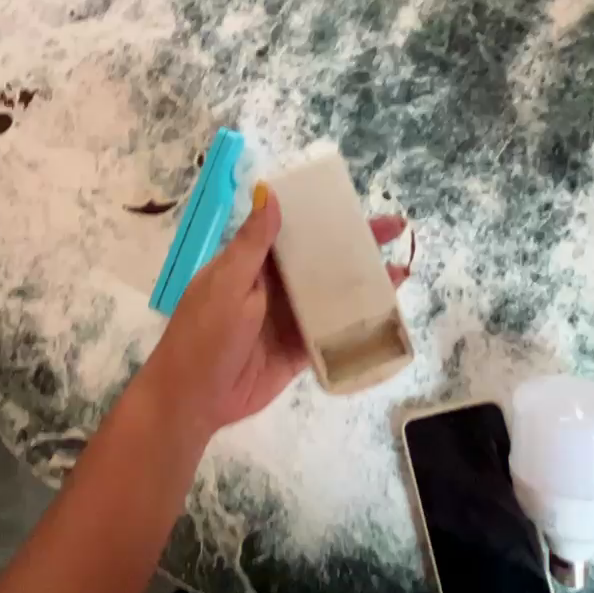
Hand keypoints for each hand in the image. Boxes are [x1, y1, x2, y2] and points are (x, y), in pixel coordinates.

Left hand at [139, 185, 408, 438]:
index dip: (327, 215)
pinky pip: (334, 332)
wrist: (192, 399)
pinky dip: (359, 324)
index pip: (297, 229)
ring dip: (365, 283)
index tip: (358, 204)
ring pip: (334, 293)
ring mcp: (289, 317)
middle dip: (358, 244)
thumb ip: (252, 242)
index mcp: (255, 262)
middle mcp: (276, 285)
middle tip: (397, 229)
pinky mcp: (299, 350)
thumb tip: (269, 193)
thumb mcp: (228, 282)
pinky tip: (386, 316)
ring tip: (401, 272)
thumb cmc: (205, 334)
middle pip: (323, 258)